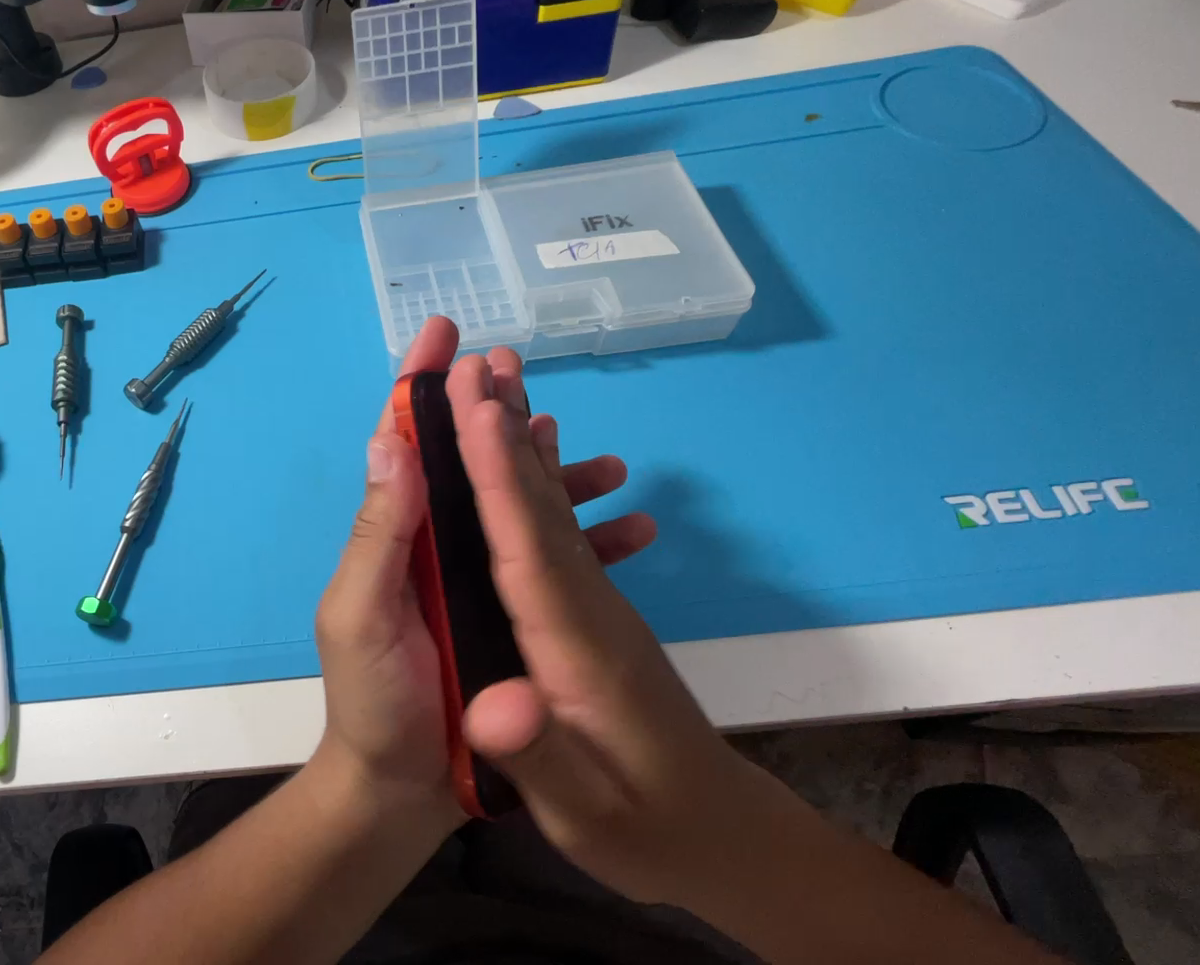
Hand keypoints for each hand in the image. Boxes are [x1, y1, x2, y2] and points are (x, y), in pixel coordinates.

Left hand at [310, 317, 657, 839]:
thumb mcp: (363, 612)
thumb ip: (379, 531)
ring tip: (607, 460)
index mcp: (394, 533)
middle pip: (470, 460)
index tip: (447, 333)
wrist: (405, 788)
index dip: (421, 385)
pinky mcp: (512, 612)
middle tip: (531, 379)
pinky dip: (591, 539)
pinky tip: (635, 529)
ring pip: (519, 503)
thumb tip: (392, 435)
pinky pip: (554, 561)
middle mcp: (434, 541)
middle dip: (498, 416)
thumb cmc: (374, 700)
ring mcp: (475, 575)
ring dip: (558, 474)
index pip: (406, 442)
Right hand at [445, 345, 765, 902]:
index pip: (528, 545)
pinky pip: (560, 529)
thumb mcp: (586, 816)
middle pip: (539, 504)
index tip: (472, 409)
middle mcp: (589, 604)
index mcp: (574, 644)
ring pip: (551, 506)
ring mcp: (598, 603)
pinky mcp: (597, 610)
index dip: (497, 475)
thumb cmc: (645, 828)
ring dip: (520, 443)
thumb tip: (494, 702)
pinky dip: (538, 482)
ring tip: (499, 386)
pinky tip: (534, 455)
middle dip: (503, 431)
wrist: (727, 836)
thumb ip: (540, 757)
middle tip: (478, 362)